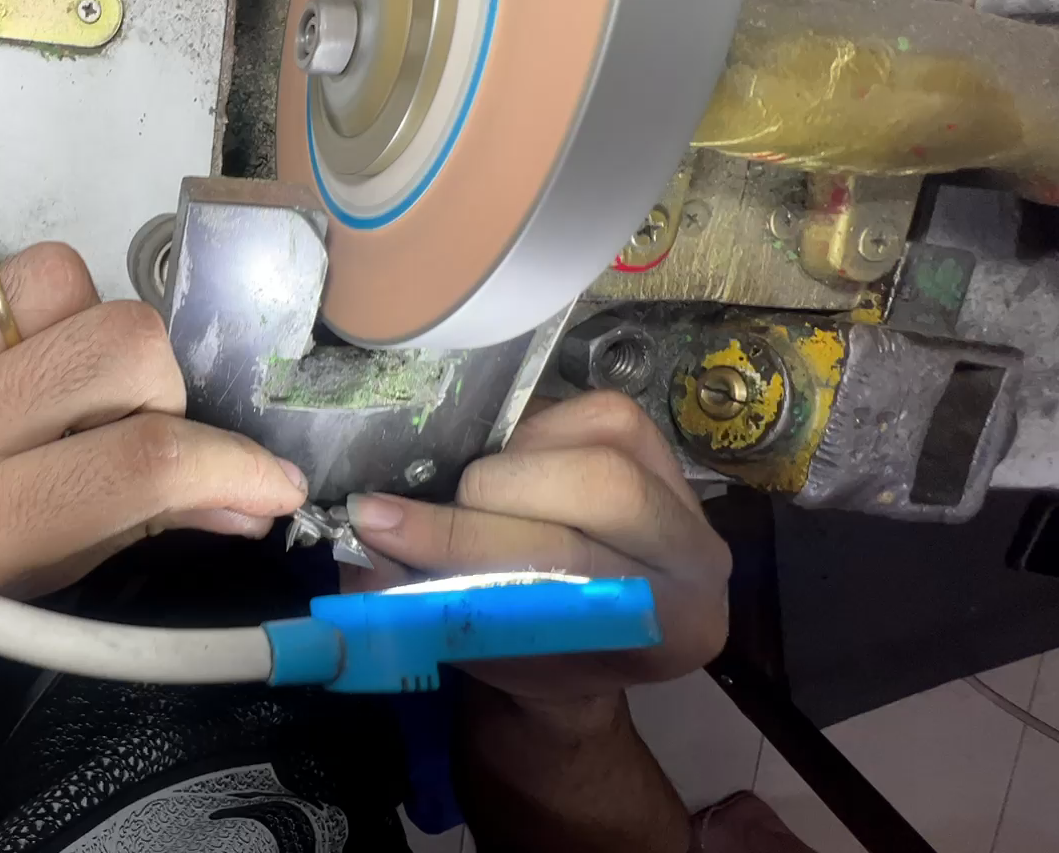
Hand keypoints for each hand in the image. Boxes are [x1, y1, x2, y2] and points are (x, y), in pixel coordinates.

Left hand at [0, 188, 308, 682]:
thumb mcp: (49, 573)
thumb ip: (151, 522)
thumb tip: (256, 495)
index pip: (141, 462)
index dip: (229, 461)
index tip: (268, 475)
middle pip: (116, 341)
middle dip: (148, 382)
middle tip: (115, 413)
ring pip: (51, 273)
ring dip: (73, 315)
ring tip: (43, 359)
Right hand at [341, 391, 730, 704]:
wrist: (567, 637)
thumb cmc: (519, 647)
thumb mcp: (468, 644)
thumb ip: (414, 599)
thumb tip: (356, 535)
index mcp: (671, 625)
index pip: (571, 558)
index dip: (466, 536)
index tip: (375, 522)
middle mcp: (701, 556)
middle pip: (599, 483)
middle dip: (484, 492)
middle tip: (405, 504)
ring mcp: (684, 492)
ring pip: (598, 437)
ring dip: (507, 459)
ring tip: (461, 490)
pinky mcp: (655, 446)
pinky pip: (593, 411)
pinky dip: (530, 428)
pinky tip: (500, 462)